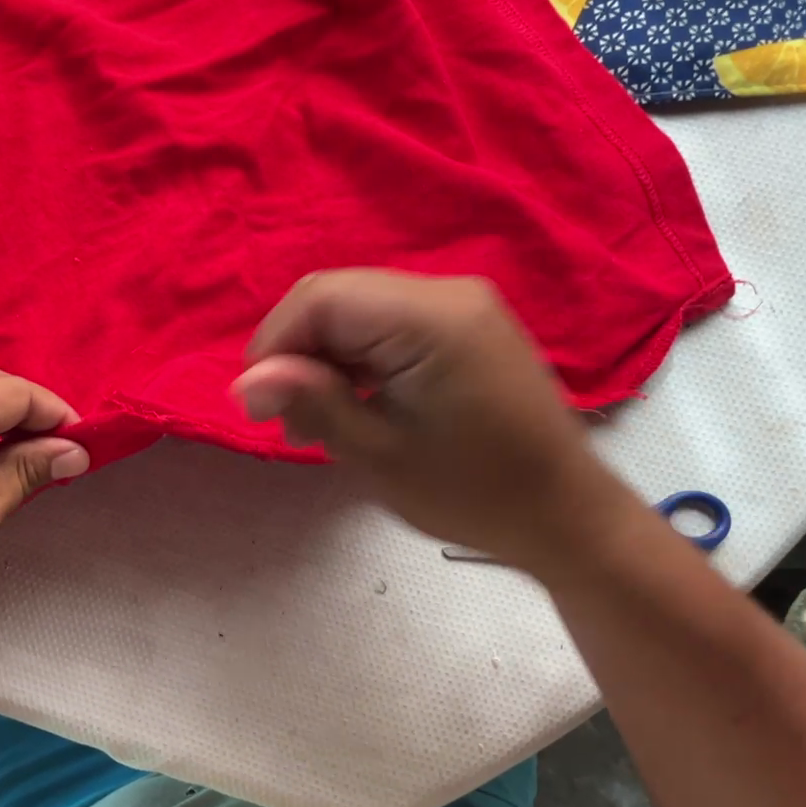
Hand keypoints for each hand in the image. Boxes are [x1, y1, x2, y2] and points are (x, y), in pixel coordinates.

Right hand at [233, 269, 632, 569]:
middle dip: (294, 352)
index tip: (257, 404)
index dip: (274, 344)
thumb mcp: (377, 453)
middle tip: (282, 418)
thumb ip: (310, 402)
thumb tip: (243, 383)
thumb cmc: (470, 493)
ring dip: (320, 358)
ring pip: (354, 309)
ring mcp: (460, 306)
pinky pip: (383, 323)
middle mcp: (448, 293)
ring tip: (312, 423)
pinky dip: (352, 359)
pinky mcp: (463, 326)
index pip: (320, 299)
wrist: (562, 514)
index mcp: (432, 319)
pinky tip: (349, 405)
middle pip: (335, 297)